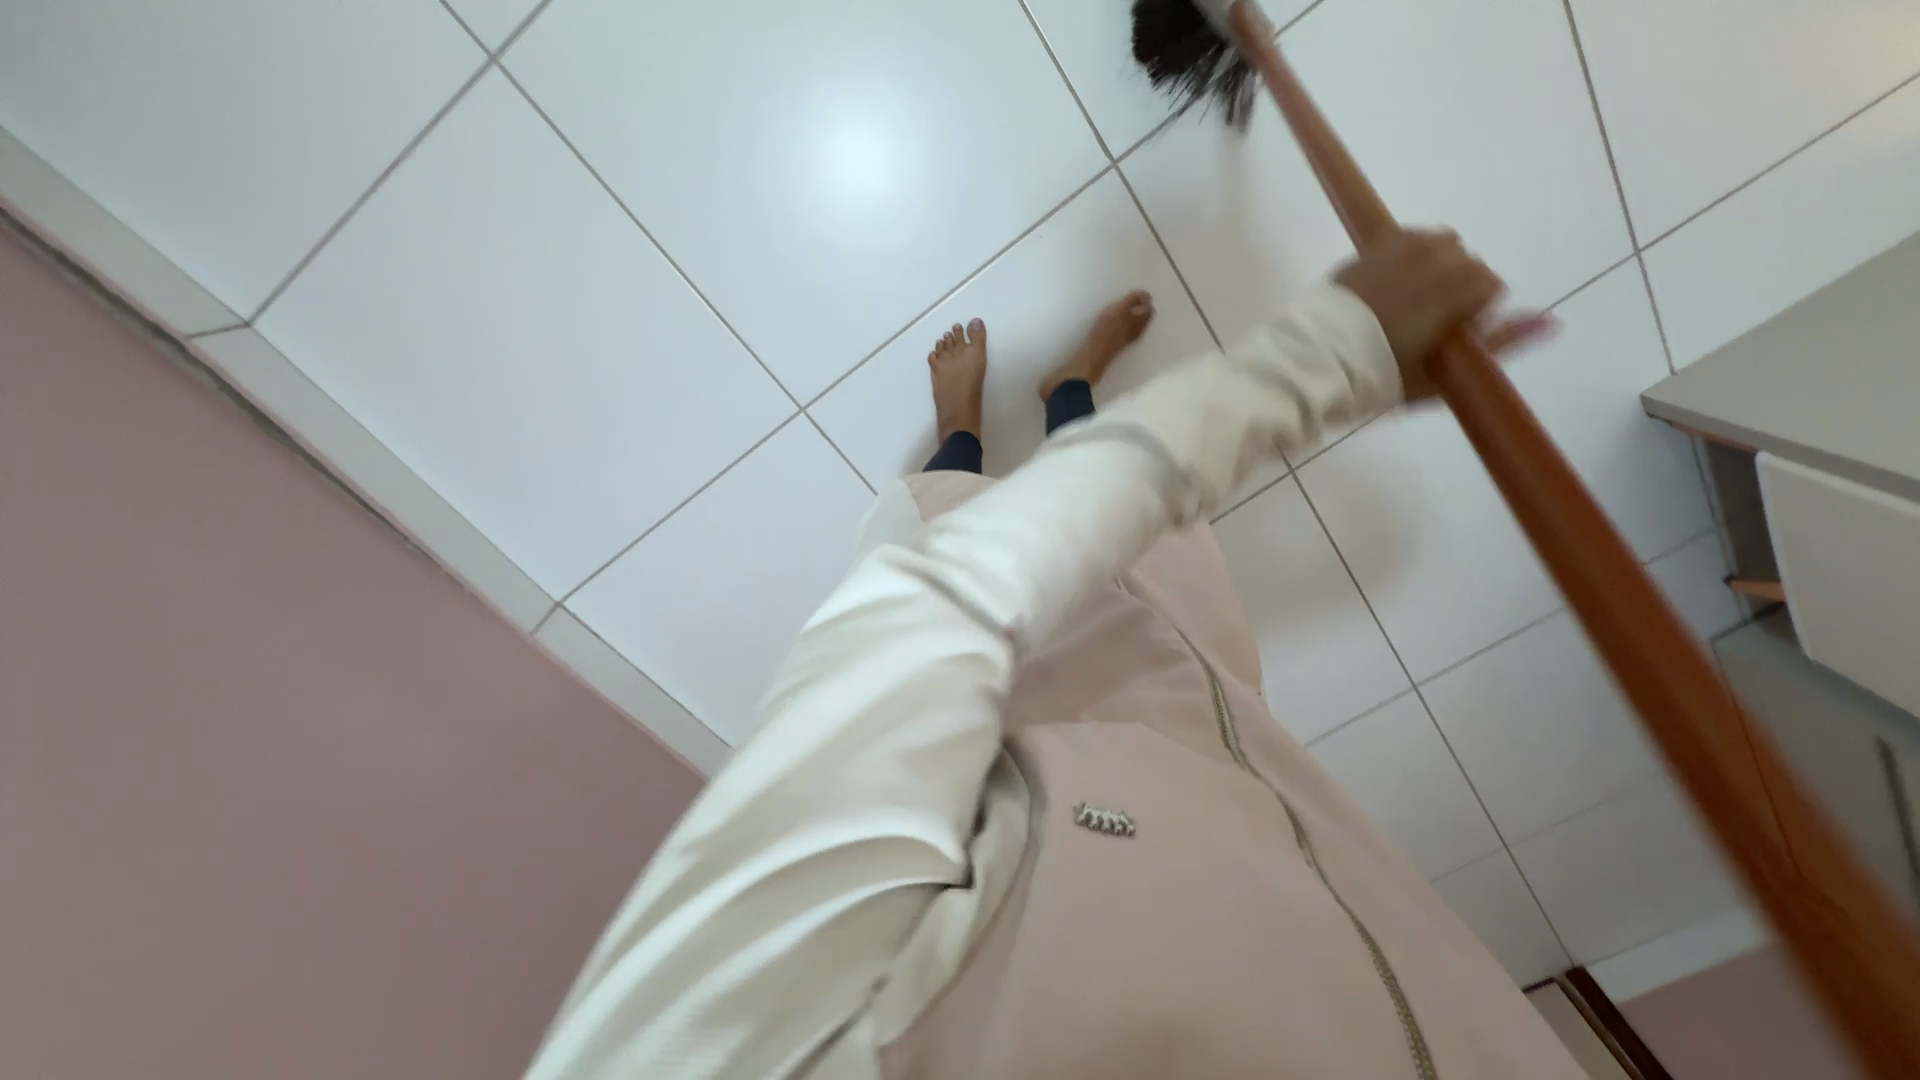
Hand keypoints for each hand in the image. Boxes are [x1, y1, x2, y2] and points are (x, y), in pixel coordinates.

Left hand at [1333, 228, 1553, 400]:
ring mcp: (1399, 248)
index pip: (1489, 284)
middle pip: (1464, 262)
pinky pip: (1408, 238)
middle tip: (1422, 323)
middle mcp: (1432, 258)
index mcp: (1453, 289)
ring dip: (1433, 268)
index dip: (1473, 312)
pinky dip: (1408, 257)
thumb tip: (1553, 321)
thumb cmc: (1377, 378)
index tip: (1447, 335)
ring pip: (1439, 245)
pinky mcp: (1370, 248)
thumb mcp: (1439, 375)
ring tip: (1405, 304)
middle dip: (1454, 289)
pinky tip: (1388, 287)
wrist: (1311, 363)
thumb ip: (1500, 344)